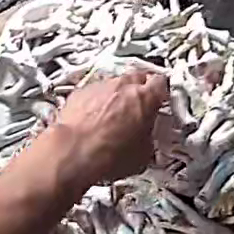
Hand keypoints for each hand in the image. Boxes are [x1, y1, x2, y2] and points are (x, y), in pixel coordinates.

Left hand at [43, 70, 168, 186]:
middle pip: (135, 79)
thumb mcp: (142, 155)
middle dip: (137, 93)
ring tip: (110, 120)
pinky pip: (90, 94)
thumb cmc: (106, 153)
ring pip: (111, 85)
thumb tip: (144, 145)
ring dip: (113, 98)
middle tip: (136, 111)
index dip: (160, 92)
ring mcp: (99, 87)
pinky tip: (90, 122)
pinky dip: (92, 104)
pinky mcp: (78, 94)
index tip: (159, 100)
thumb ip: (148, 138)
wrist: (72, 153)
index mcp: (146, 97)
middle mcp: (122, 85)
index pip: (161, 83)